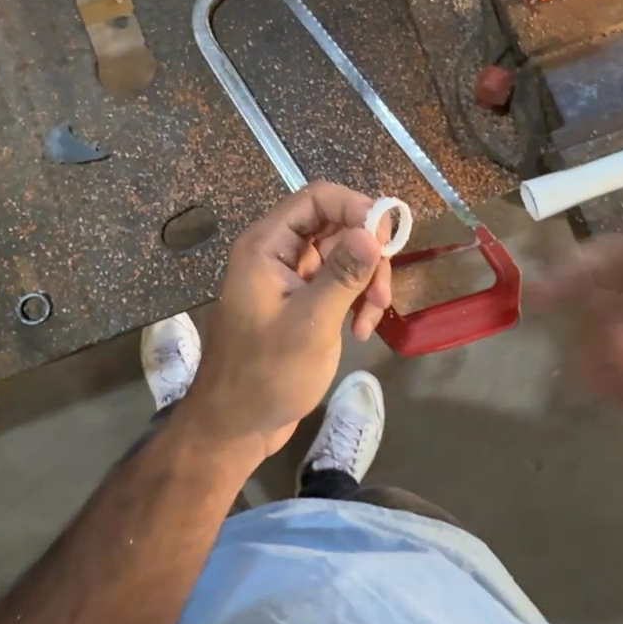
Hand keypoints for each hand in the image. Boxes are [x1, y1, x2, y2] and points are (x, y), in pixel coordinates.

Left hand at [184, 182, 394, 456]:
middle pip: (335, 224)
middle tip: (382, 292)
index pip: (318, 198)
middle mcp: (275, 251)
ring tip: (370, 320)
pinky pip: (336, 281)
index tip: (387, 241)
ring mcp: (287, 276)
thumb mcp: (311, 324)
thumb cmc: (266, 374)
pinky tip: (360, 331)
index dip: (357, 208)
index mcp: (267, 245)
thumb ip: (343, 274)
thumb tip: (374, 231)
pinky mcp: (299, 300)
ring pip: (342, 254)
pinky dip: (355, 299)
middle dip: (366, 254)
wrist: (236, 426)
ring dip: (365, 281)